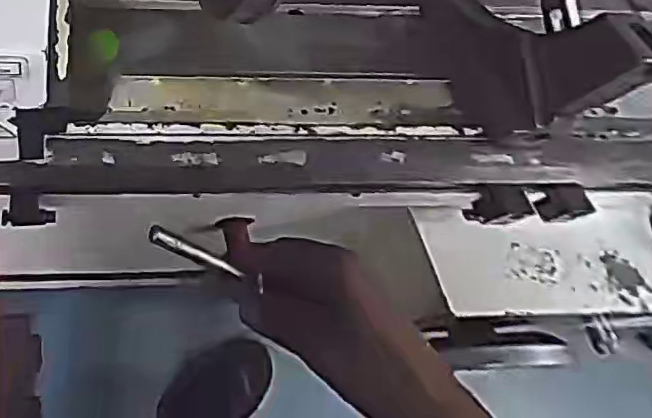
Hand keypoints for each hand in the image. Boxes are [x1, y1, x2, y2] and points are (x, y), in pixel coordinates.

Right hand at [220, 221, 488, 417]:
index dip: (247, 256)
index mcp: (334, 264)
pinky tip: (294, 318)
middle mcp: (346, 264)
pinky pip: (318, 284)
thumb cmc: (382, 373)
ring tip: (264, 307)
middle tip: (241, 287)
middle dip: (262, 271)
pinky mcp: (362, 299)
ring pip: (302, 270)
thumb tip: (249, 299)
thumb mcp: (313, 342)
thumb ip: (275, 315)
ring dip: (280, 284)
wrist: (424, 402)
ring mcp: (356, 280)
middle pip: (288, 254)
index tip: (227, 261)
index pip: (276, 248)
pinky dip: (298, 294)